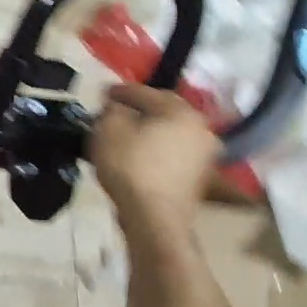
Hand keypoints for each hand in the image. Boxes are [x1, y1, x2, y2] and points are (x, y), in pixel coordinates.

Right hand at [89, 84, 219, 242]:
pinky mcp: (200, 174)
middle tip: (116, 109)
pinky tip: (140, 151)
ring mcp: (204, 152)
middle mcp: (200, 127)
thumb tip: (119, 106)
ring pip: (171, 130)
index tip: (101, 93)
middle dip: (140, 106)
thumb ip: (113, 110)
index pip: (145, 92)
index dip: (120, 90)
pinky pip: (174, 148)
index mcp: (180, 111)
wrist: (154, 215)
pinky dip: (157, 145)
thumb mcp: (108, 129)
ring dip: (150, 127)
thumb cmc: (130, 166)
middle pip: (165, 109)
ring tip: (127, 131)